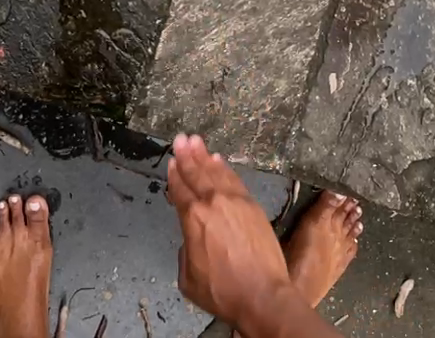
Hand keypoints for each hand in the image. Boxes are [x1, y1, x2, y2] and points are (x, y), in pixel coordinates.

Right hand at [165, 134, 294, 325]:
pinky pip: (234, 179)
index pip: (180, 190)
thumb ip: (186, 250)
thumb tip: (192, 239)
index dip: (174, 175)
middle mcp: (212, 202)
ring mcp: (234, 200)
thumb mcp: (189, 278)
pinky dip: (224, 167)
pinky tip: (218, 159)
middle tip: (180, 138)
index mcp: (192, 218)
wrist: (262, 295)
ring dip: (204, 155)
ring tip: (196, 141)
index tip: (172, 161)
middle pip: (196, 173)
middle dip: (186, 154)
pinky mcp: (252, 204)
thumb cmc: (222, 292)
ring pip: (215, 171)